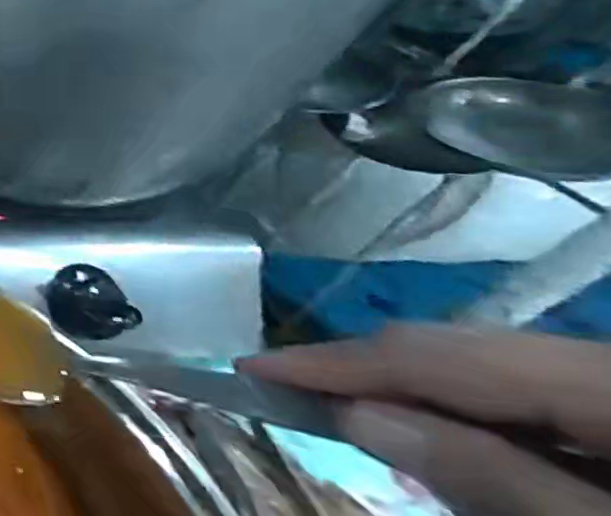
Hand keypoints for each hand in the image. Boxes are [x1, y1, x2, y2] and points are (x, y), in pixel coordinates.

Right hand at [239, 324, 610, 515]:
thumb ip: (490, 477)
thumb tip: (350, 413)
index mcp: (590, 374)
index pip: (426, 355)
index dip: (332, 361)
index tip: (249, 367)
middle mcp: (588, 355)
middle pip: (446, 348)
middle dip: (364, 371)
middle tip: (287, 389)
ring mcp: (599, 372)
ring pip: (479, 364)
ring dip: (412, 393)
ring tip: (356, 414)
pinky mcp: (604, 396)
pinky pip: (522, 388)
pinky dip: (471, 412)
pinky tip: (450, 435)